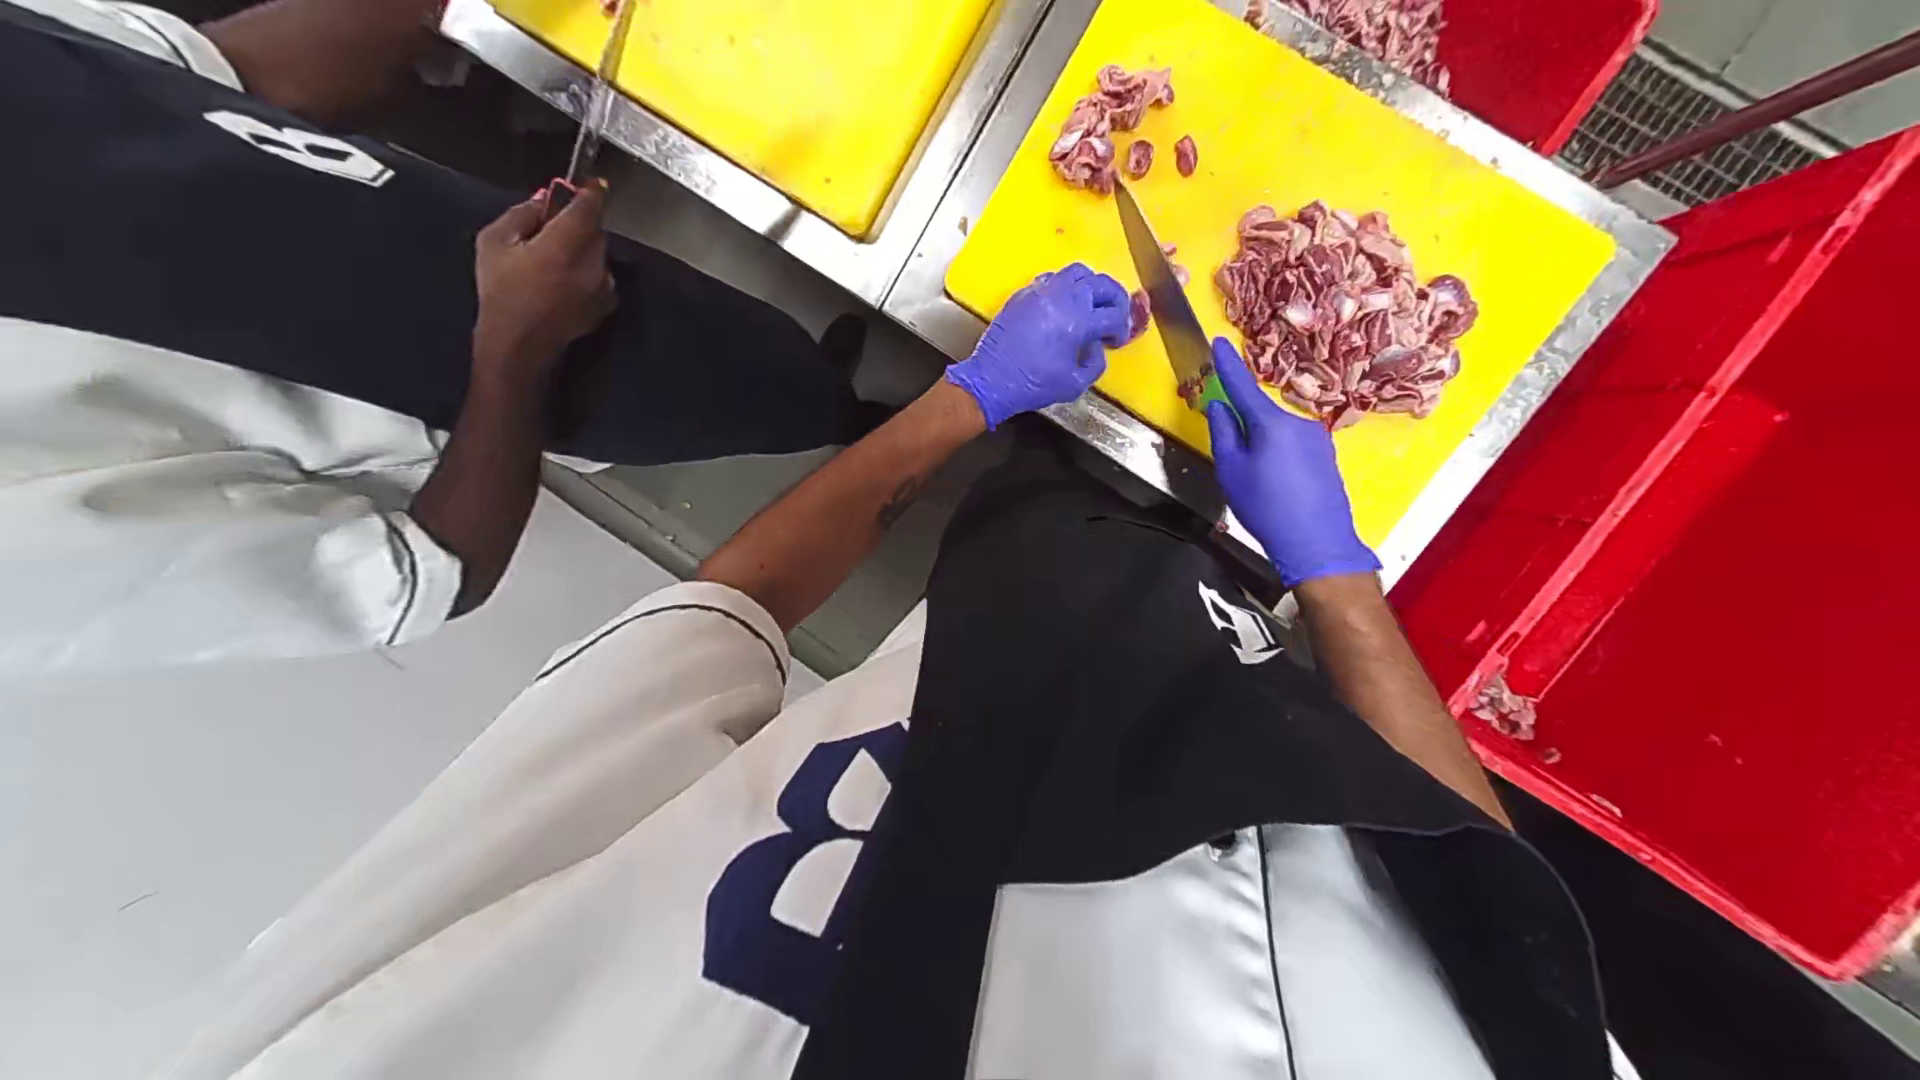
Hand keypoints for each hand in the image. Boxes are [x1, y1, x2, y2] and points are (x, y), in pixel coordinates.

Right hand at [472, 183, 616, 390]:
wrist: (522, 341)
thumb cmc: (503, 292)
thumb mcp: (495, 241)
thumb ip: (523, 214)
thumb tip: (544, 200)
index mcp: (565, 246)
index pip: (589, 209)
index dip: (591, 192)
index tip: (594, 183)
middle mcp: (592, 265)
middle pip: (595, 231)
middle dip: (577, 224)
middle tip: (550, 228)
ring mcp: (604, 286)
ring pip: (599, 253)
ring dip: (582, 249)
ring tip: (551, 262)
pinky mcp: (608, 302)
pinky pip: (601, 274)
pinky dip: (588, 270)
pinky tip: (563, 281)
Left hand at [945, 263, 1131, 428]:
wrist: (992, 380)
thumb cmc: (1033, 385)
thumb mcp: (1074, 384)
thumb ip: (1095, 364)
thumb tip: (1096, 348)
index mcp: (1079, 320)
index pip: (1114, 314)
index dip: (1121, 328)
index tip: (1116, 339)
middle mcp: (1063, 298)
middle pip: (1101, 283)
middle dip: (1114, 299)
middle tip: (1113, 315)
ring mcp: (1041, 292)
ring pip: (1077, 272)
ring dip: (1090, 285)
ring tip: (1090, 304)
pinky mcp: (1023, 295)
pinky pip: (1051, 279)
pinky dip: (1064, 287)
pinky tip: (1062, 306)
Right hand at [1205, 337, 1380, 586]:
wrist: (1317, 541)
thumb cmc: (1265, 506)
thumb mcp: (1231, 470)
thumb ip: (1223, 432)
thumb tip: (1219, 405)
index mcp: (1271, 423)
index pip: (1243, 386)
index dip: (1227, 365)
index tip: (1218, 342)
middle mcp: (1297, 422)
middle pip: (1259, 414)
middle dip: (1242, 428)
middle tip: (1232, 463)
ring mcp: (1316, 438)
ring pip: (1275, 432)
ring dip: (1259, 446)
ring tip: (1254, 483)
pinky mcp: (1325, 455)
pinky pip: (1291, 445)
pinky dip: (1276, 456)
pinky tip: (1273, 485)